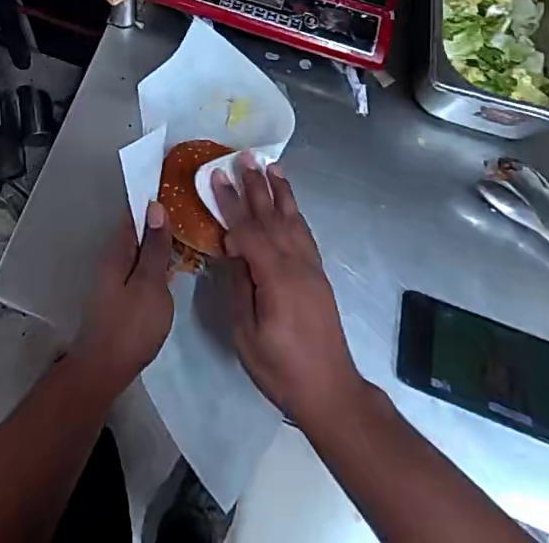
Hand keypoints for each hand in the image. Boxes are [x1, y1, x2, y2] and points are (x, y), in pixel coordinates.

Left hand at [70, 201, 173, 394]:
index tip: (178, 188)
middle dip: (161, 220)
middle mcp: (113, 259)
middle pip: (138, 231)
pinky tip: (175, 266)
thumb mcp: (149, 283)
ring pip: (140, 250)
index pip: (134, 213)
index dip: (153, 200)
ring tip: (190, 234)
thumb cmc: (130, 325)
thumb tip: (155, 207)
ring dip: (160, 242)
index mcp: (118, 251)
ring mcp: (116, 278)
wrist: (105, 369)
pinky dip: (158, 261)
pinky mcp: (122, 295)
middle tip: (193, 211)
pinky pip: (141, 267)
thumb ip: (155, 248)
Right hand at [215, 157, 365, 427]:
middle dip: (256, 185)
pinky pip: (304, 235)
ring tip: (272, 167)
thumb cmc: (281, 369)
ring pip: (293, 221)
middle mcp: (297, 265)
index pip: (248, 230)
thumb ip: (240, 288)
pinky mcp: (318, 277)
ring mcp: (311, 269)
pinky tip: (289, 206)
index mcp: (276, 277)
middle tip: (245, 156)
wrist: (331, 392)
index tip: (217, 175)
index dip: (231, 202)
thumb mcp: (247, 334)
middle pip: (272, 217)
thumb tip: (231, 251)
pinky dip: (295, 214)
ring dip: (280, 192)